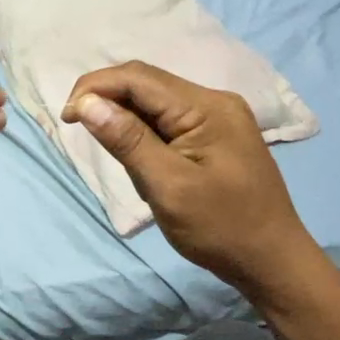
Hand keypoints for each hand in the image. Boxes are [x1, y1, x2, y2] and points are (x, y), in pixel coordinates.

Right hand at [62, 61, 329, 299]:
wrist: (272, 262)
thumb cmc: (221, 228)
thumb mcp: (168, 187)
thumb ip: (127, 141)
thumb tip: (86, 103)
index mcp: (206, 107)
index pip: (138, 77)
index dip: (95, 88)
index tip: (67, 118)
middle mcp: (213, 102)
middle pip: (145, 84)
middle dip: (107, 102)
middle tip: (81, 133)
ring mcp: (216, 118)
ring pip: (153, 103)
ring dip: (125, 122)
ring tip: (123, 163)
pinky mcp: (214, 137)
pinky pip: (167, 122)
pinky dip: (143, 135)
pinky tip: (142, 163)